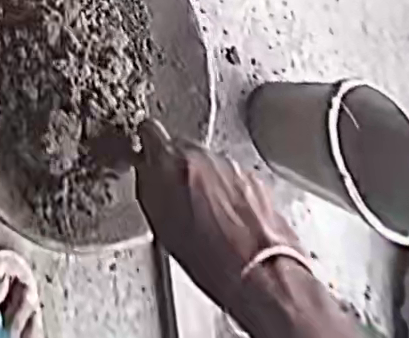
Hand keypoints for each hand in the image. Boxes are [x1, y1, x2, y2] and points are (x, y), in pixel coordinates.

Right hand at [132, 119, 302, 305]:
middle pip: (182, 147)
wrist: (262, 278)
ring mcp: (229, 165)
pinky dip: (230, 192)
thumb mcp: (160, 220)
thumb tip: (146, 170)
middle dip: (179, 166)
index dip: (147, 142)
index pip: (149, 130)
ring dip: (206, 180)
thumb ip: (148, 182)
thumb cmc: (212, 258)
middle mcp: (200, 155)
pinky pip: (233, 178)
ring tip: (209, 216)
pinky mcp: (255, 180)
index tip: (148, 152)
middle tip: (180, 195)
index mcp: (169, 159)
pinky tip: (231, 221)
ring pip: (209, 163)